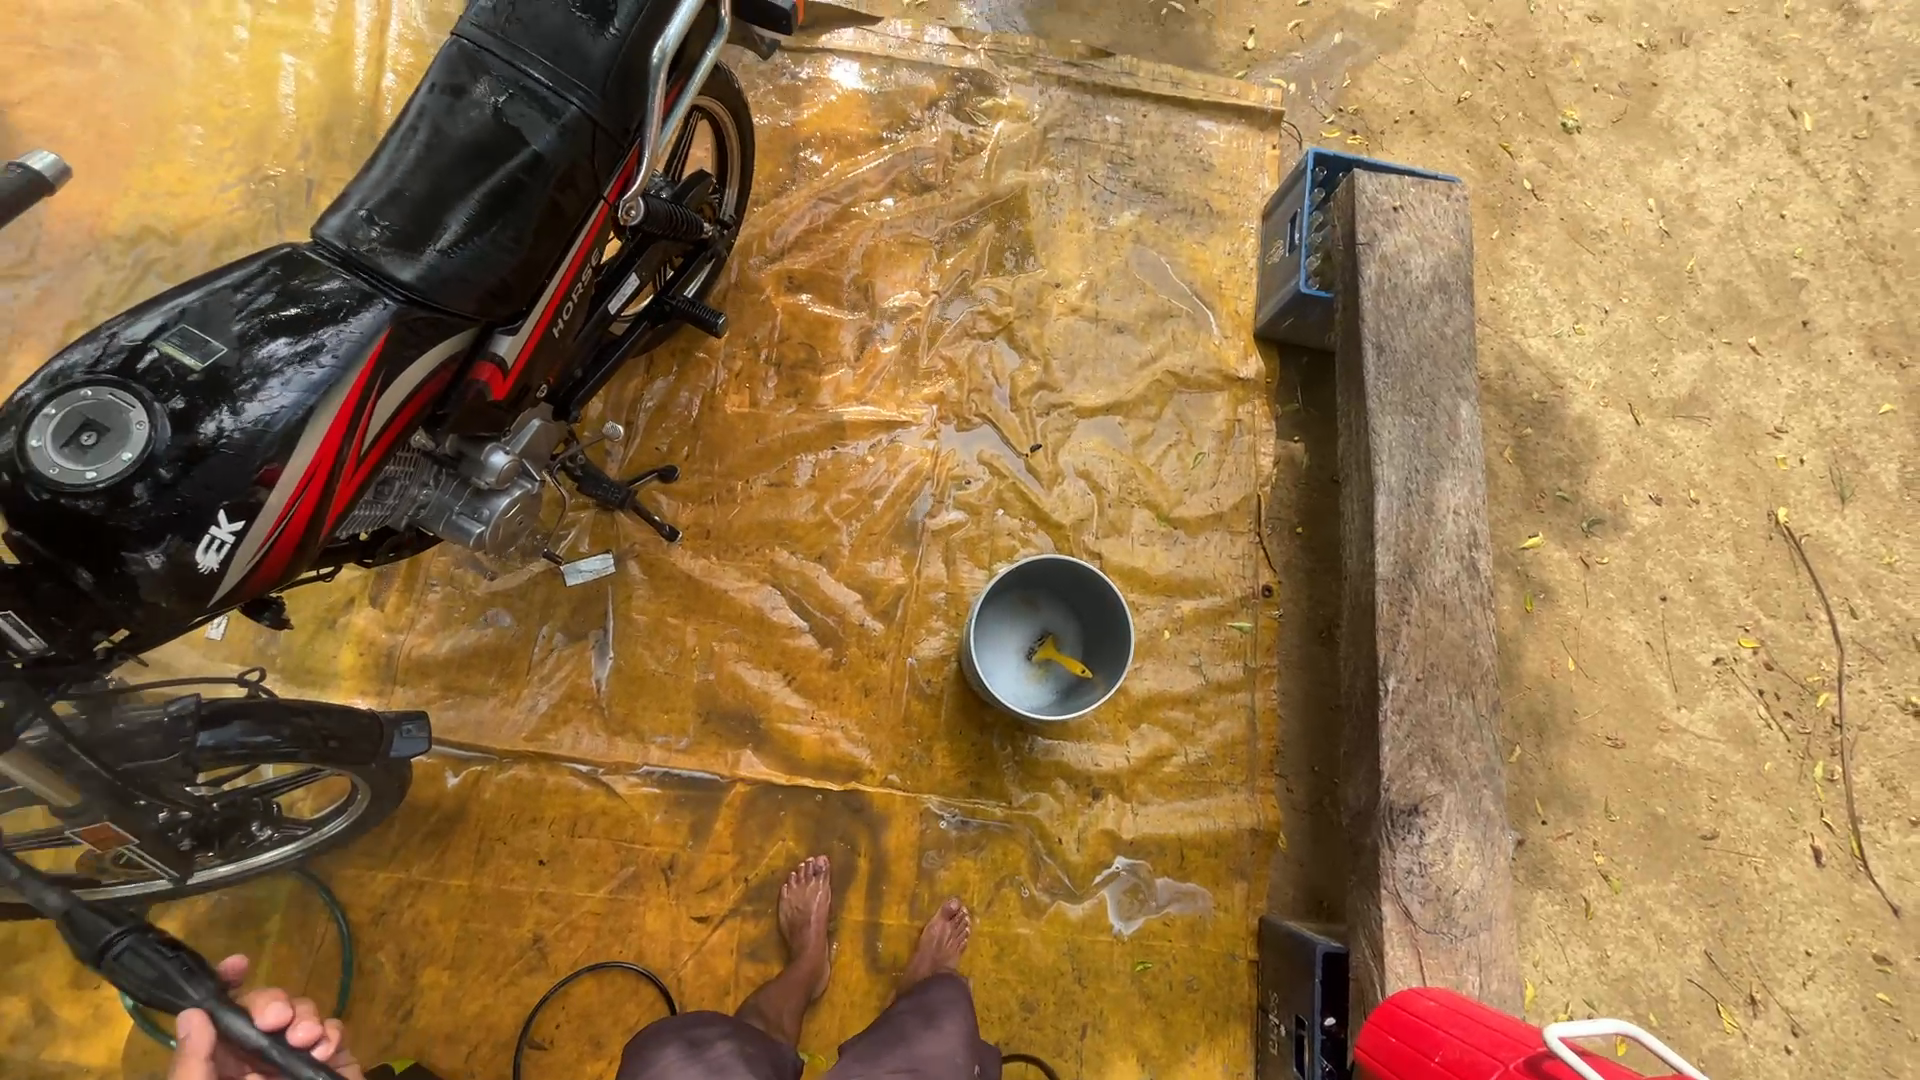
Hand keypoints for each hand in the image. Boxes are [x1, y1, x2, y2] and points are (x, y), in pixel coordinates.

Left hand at [167, 955, 363, 1079]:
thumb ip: (193, 1065)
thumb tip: (198, 1010)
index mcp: (215, 1067)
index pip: (220, 1017)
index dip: (228, 986)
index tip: (237, 964)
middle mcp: (253, 1059)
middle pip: (267, 1007)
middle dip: (276, 1003)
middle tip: (276, 1020)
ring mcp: (293, 1061)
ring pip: (304, 1014)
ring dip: (306, 1017)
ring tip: (304, 1039)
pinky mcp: (331, 1064)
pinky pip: (334, 1032)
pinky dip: (331, 1032)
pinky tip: (321, 1048)